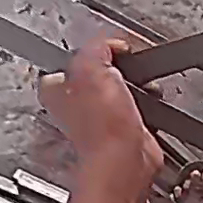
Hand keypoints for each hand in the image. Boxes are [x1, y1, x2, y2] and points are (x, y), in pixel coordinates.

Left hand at [39, 39, 162, 196]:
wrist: (127, 160)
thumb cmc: (103, 127)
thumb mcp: (92, 67)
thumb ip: (97, 47)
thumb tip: (112, 43)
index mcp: (55, 87)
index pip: (76, 55)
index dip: (98, 48)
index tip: (115, 48)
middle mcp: (76, 103)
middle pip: (102, 70)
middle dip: (120, 68)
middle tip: (128, 70)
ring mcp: (101, 116)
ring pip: (122, 86)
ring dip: (136, 86)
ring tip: (139, 90)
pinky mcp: (124, 127)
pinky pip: (138, 104)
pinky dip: (146, 103)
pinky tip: (146, 107)